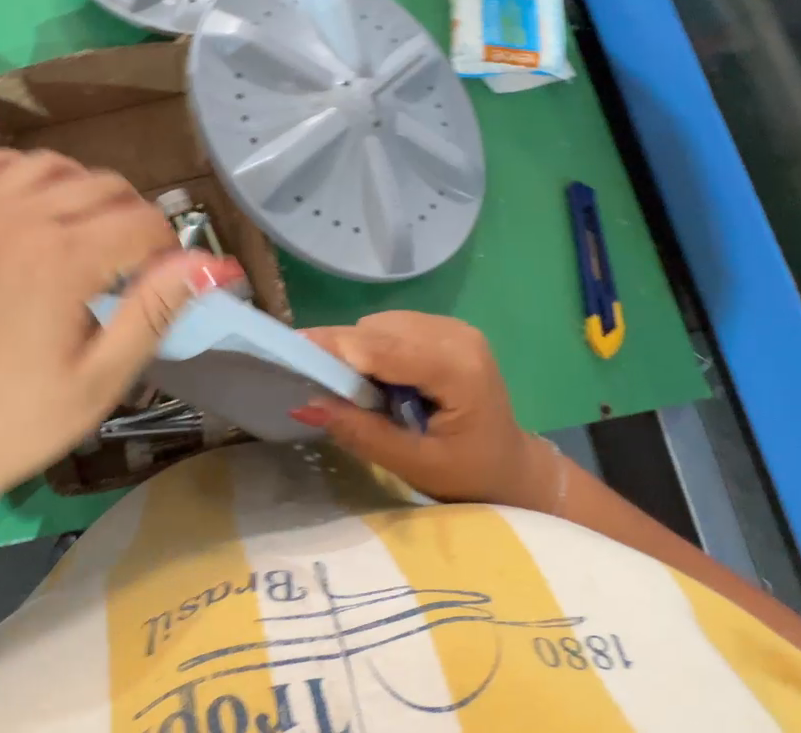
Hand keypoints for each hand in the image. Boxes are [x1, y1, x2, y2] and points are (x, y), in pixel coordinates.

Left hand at [0, 149, 243, 538]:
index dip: (170, 249)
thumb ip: (156, 309)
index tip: (168, 284)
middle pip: (104, 185)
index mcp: (63, 258)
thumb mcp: (103, 377)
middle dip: (135, 218)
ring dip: (84, 189)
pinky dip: (12, 169)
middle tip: (135, 269)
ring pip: (50, 165)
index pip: (144, 222)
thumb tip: (213, 262)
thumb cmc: (20, 422)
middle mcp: (20, 219)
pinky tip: (29, 198)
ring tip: (91, 234)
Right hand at [297, 312, 554, 511]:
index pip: (384, 348)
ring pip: (381, 324)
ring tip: (352, 392)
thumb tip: (305, 404)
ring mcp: (453, 327)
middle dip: (342, 352)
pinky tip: (376, 382)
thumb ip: (363, 433)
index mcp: (459, 369)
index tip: (288, 351)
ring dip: (357, 351)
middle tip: (312, 383)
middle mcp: (457, 335)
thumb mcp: (416, 466)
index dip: (334, 347)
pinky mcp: (444, 329)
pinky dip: (372, 349)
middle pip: (379, 330)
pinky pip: (392, 327)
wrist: (511, 468)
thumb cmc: (469, 476)